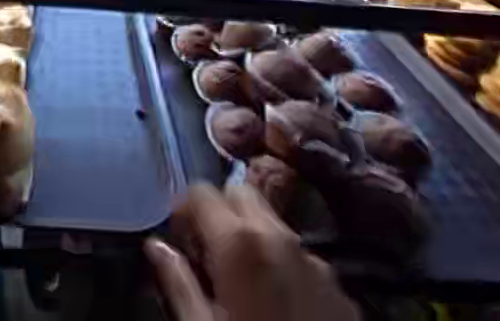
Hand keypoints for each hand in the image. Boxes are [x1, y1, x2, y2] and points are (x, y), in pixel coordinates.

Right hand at [144, 183, 359, 320]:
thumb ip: (178, 282)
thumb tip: (157, 246)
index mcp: (238, 243)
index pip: (201, 191)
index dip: (184, 209)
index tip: (179, 237)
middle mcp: (279, 238)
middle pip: (241, 193)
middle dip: (221, 211)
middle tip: (208, 253)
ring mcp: (316, 264)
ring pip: (274, 223)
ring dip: (253, 236)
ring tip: (243, 284)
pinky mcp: (342, 293)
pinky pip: (303, 260)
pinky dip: (283, 267)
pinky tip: (280, 309)